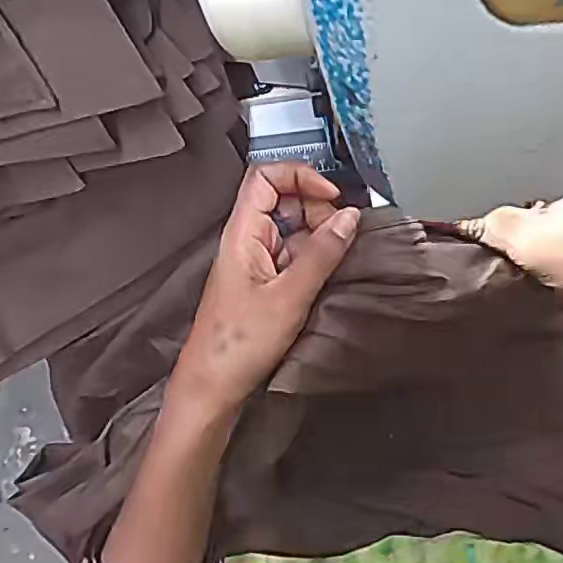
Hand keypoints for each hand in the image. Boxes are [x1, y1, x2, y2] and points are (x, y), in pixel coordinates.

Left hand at [172, 164, 359, 415]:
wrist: (214, 386)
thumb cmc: (237, 345)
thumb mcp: (289, 295)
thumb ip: (322, 253)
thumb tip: (348, 218)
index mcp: (242, 233)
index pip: (266, 177)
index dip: (300, 176)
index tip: (332, 196)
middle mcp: (247, 241)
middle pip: (284, 200)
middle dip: (317, 208)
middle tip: (341, 232)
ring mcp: (256, 262)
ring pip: (292, 229)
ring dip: (318, 236)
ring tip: (336, 258)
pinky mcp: (265, 283)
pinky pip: (293, 256)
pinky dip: (313, 259)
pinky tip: (326, 275)